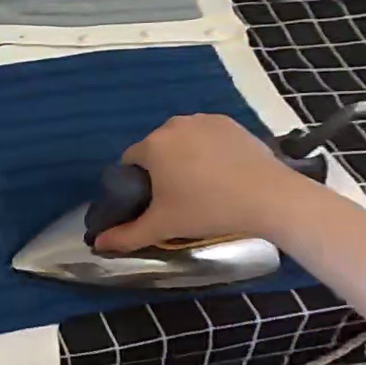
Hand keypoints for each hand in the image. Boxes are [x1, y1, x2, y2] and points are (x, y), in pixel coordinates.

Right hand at [93, 113, 306, 252]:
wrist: (268, 196)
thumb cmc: (208, 209)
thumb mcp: (163, 226)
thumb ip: (127, 235)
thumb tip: (97, 244)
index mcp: (152, 145)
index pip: (129, 161)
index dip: (136, 183)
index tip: (153, 202)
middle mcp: (173, 125)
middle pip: (155, 148)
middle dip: (161, 169)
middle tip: (179, 197)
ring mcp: (203, 120)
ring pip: (181, 141)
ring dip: (183, 157)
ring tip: (202, 185)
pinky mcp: (228, 122)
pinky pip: (205, 136)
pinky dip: (207, 150)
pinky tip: (221, 171)